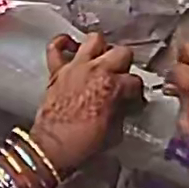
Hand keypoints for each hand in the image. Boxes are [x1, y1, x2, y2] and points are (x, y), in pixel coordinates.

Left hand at [33, 33, 142, 172]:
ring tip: (101, 59)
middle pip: (121, 52)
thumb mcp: (114, 131)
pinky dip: (62, 43)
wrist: (52, 148)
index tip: (134, 99)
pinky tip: (70, 46)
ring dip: (101, 48)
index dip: (136, 92)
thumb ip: (121, 110)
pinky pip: (55, 47)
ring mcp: (75, 67)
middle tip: (121, 77)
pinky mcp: (57, 70)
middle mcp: (96, 70)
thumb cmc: (83, 143)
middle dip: (125, 64)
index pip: (135, 81)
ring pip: (94, 40)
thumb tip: (123, 105)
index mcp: (112, 86)